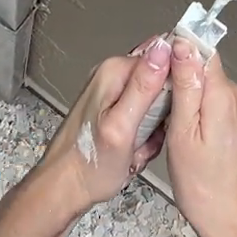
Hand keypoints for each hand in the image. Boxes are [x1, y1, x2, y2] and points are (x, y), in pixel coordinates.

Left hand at [0, 36, 174, 236]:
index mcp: (115, 69)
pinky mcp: (114, 110)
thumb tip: (165, 47)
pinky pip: (144, 118)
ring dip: (153, 128)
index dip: (173, 85)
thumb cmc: (89, 165)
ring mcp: (113, 92)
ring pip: (154, 103)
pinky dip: (144, 136)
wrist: (64, 189)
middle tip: (148, 136)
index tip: (167, 113)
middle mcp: (113, 74)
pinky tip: (133, 151)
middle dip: (163, 111)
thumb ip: (144, 86)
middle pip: (160, 80)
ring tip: (137, 147)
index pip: (164, 57)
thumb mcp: (123, 126)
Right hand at [165, 39, 236, 236]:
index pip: (202, 48)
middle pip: (202, 66)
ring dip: (184, 94)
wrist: (235, 227)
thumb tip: (182, 44)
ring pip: (205, 84)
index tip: (157, 64)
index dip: (177, 49)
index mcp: (223, 95)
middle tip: (157, 104)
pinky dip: (194, 109)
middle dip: (177, 76)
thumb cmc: (204, 189)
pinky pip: (211, 101)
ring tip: (167, 121)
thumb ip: (184, 86)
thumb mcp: (182, 134)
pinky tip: (182, 132)